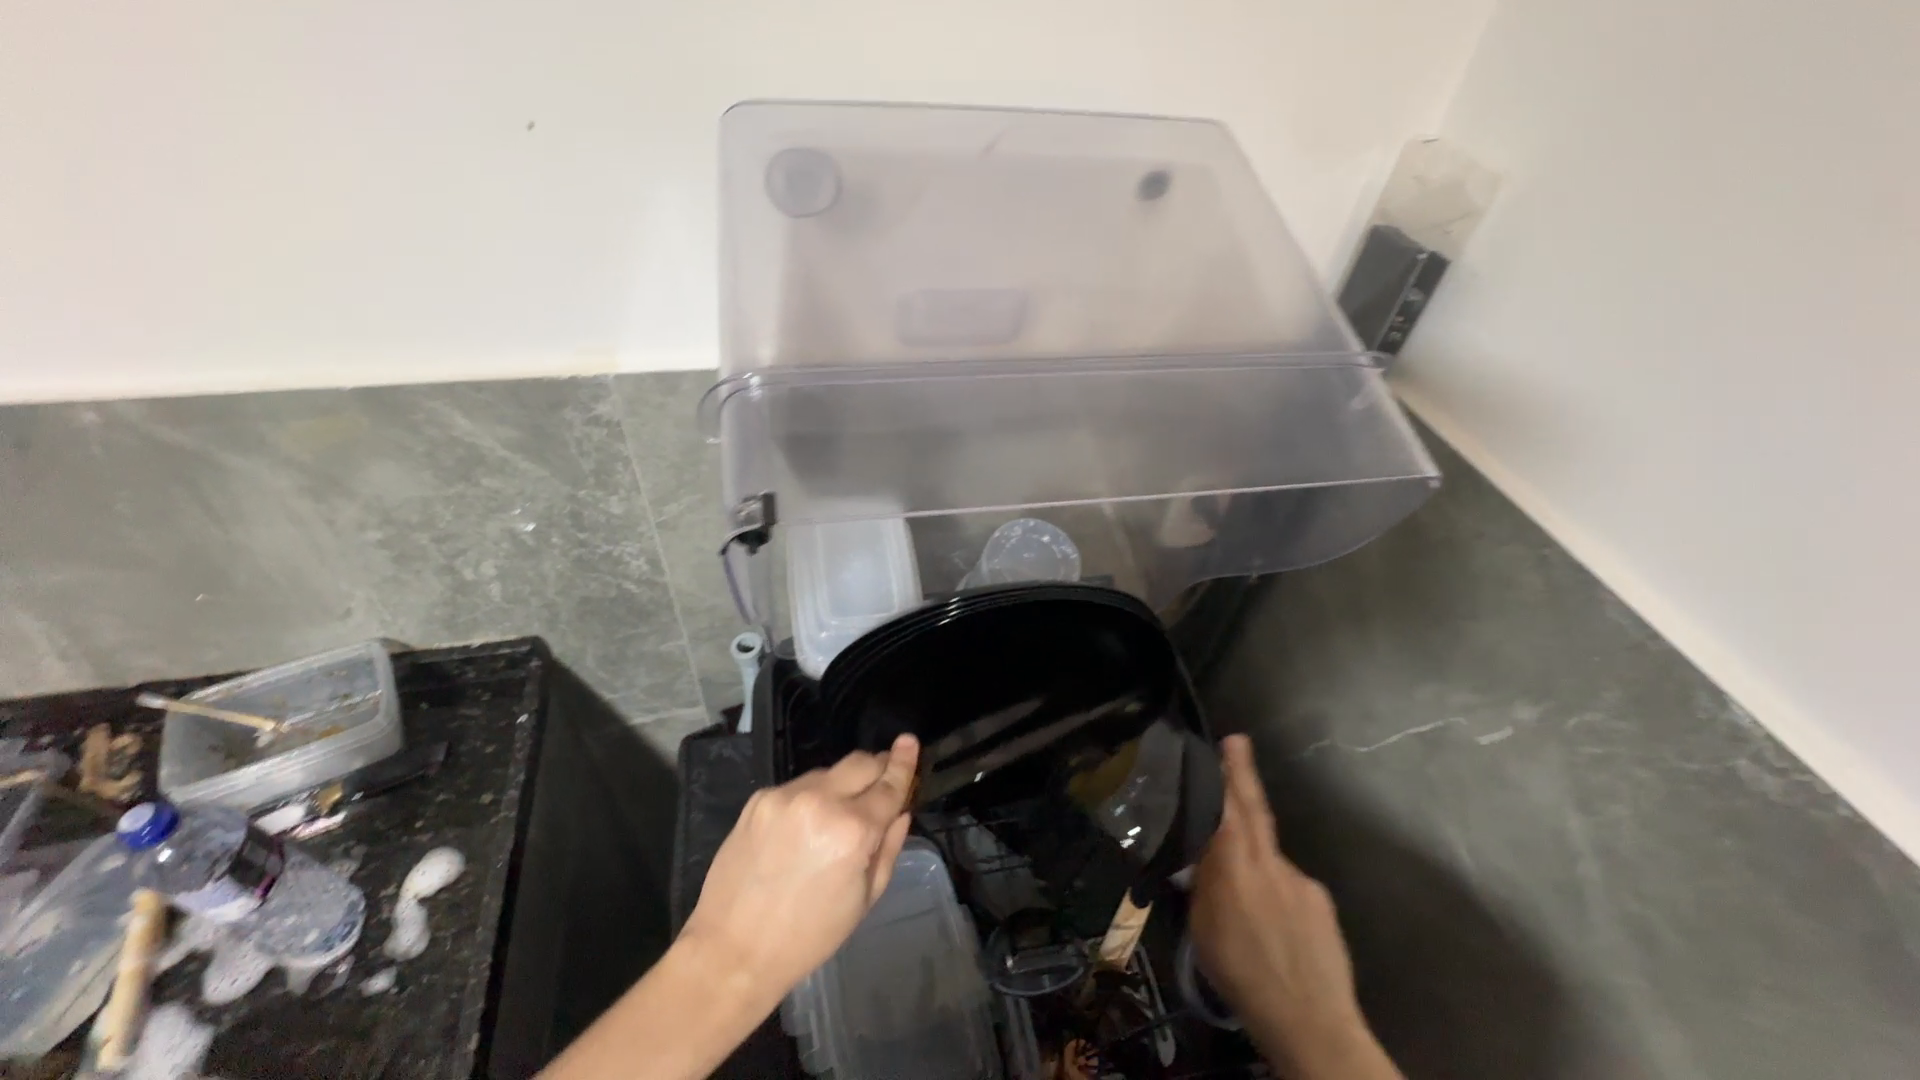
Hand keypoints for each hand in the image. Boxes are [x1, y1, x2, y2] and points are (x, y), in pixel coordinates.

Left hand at [681, 734, 920, 997]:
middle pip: (860, 762)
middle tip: (884, 779)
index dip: (904, 763)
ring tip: (838, 818)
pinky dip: (812, 797)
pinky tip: (805, 828)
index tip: (910, 741)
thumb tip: (900, 811)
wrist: (733, 949)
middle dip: (877, 766)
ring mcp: (785, 796)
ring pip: (829, 772)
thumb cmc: (809, 936)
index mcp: (852, 831)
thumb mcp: (864, 900)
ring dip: (843, 784)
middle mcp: (820, 801)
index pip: (889, 785)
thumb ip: (888, 847)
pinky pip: (799, 786)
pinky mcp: (759, 799)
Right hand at [1190, 735, 1400, 1078]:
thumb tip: (1201, 861)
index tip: (1232, 740)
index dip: (1229, 774)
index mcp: (1236, 867)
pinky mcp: (1322, 903)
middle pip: (1255, 813)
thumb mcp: (1202, 929)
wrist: (1310, 1021)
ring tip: (1244, 908)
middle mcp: (1272, 864)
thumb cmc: (1241, 976)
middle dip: (1243, 777)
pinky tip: (1272, 928)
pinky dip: (1276, 896)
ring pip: (1269, 860)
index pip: (1229, 808)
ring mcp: (1302, 881)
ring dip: (1254, 867)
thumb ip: (1203, 886)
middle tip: (1237, 744)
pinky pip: (1290, 887)